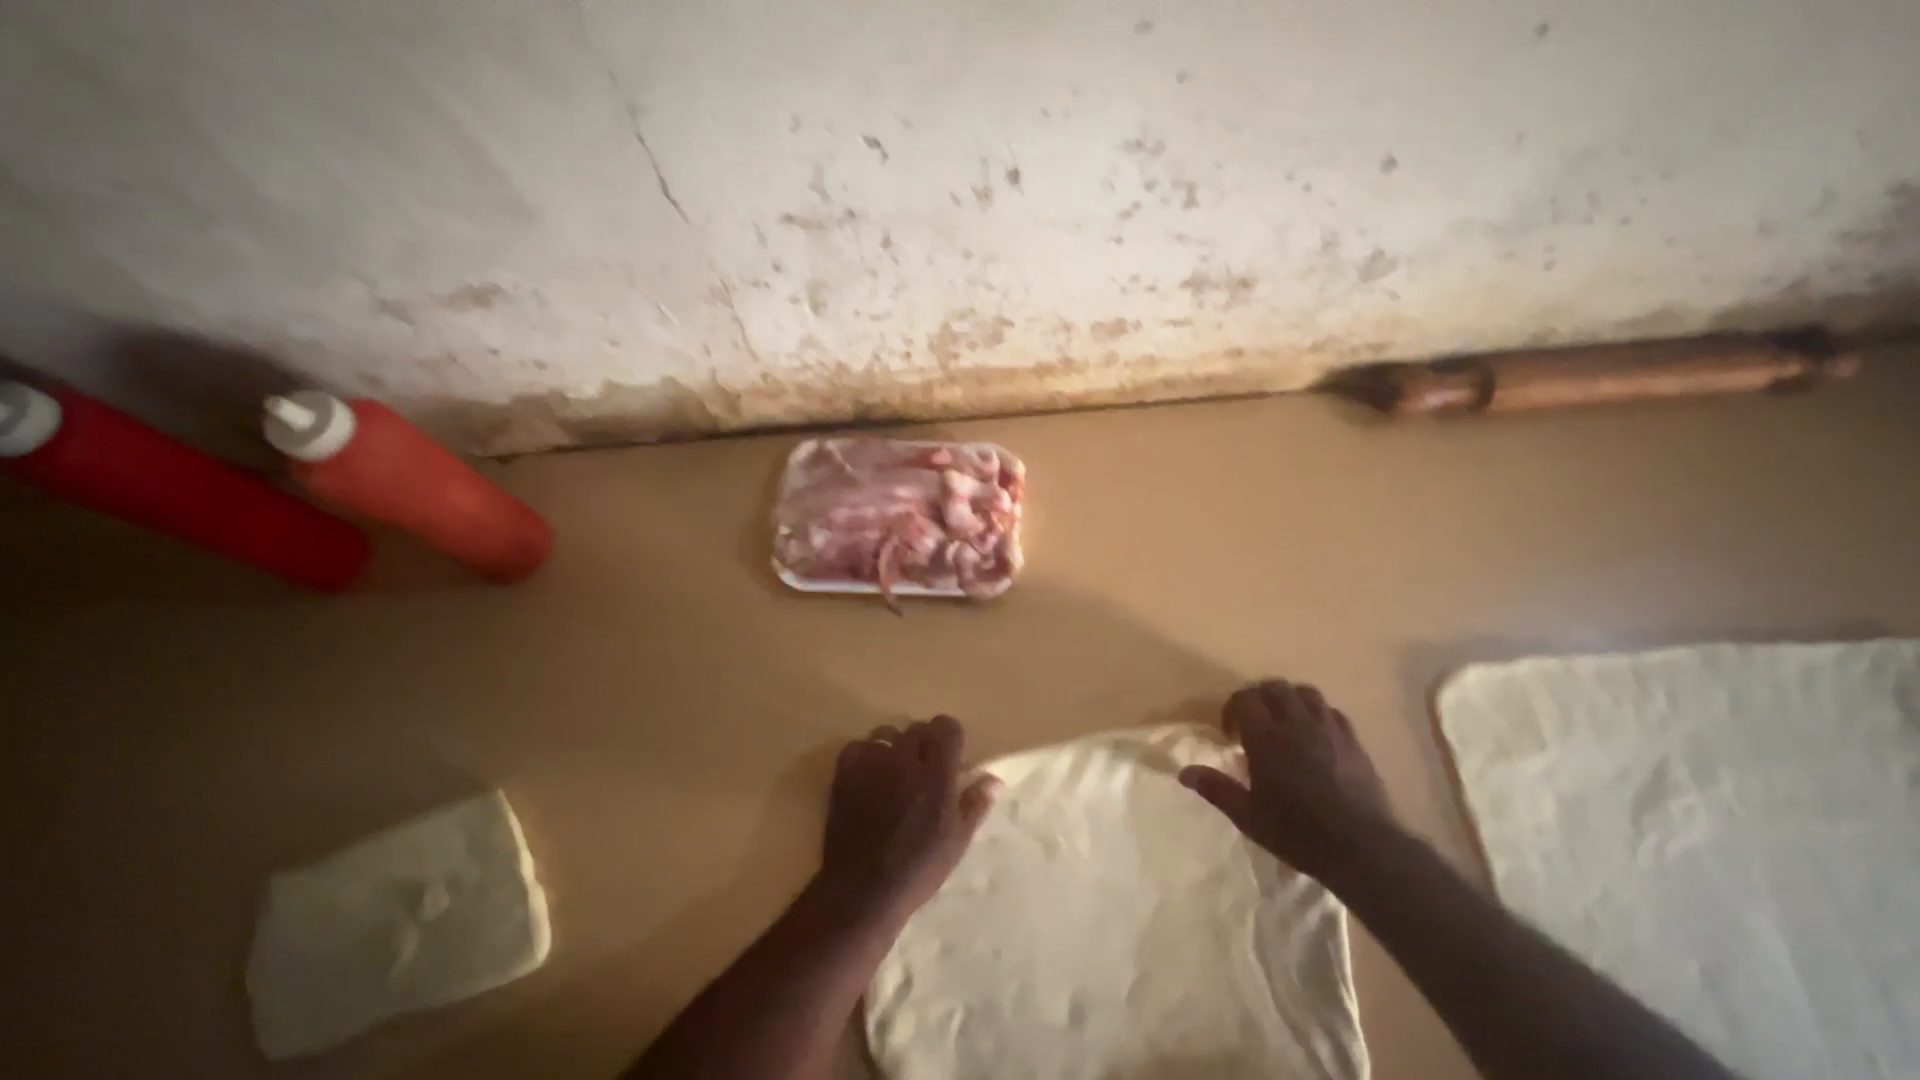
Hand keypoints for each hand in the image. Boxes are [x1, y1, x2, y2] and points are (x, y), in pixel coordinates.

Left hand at [815, 716, 998, 927]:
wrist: (863, 889)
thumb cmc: (918, 869)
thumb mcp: (957, 841)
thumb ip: (975, 804)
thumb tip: (993, 780)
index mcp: (937, 775)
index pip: (946, 727)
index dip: (948, 738)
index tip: (948, 757)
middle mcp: (904, 760)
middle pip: (917, 729)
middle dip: (922, 744)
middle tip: (922, 772)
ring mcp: (872, 764)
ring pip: (886, 734)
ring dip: (893, 748)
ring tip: (892, 774)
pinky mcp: (844, 773)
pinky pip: (857, 746)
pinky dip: (864, 757)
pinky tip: (867, 779)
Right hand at [1180, 679, 1393, 881]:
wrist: (1359, 846)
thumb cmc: (1296, 832)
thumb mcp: (1248, 816)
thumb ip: (1217, 789)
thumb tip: (1184, 772)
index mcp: (1266, 737)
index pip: (1245, 698)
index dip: (1232, 709)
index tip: (1230, 734)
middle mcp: (1297, 723)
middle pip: (1275, 687)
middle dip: (1259, 698)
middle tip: (1253, 723)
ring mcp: (1329, 728)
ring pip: (1306, 693)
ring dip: (1290, 700)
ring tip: (1285, 724)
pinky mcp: (1353, 740)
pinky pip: (1332, 711)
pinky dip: (1317, 714)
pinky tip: (1315, 737)